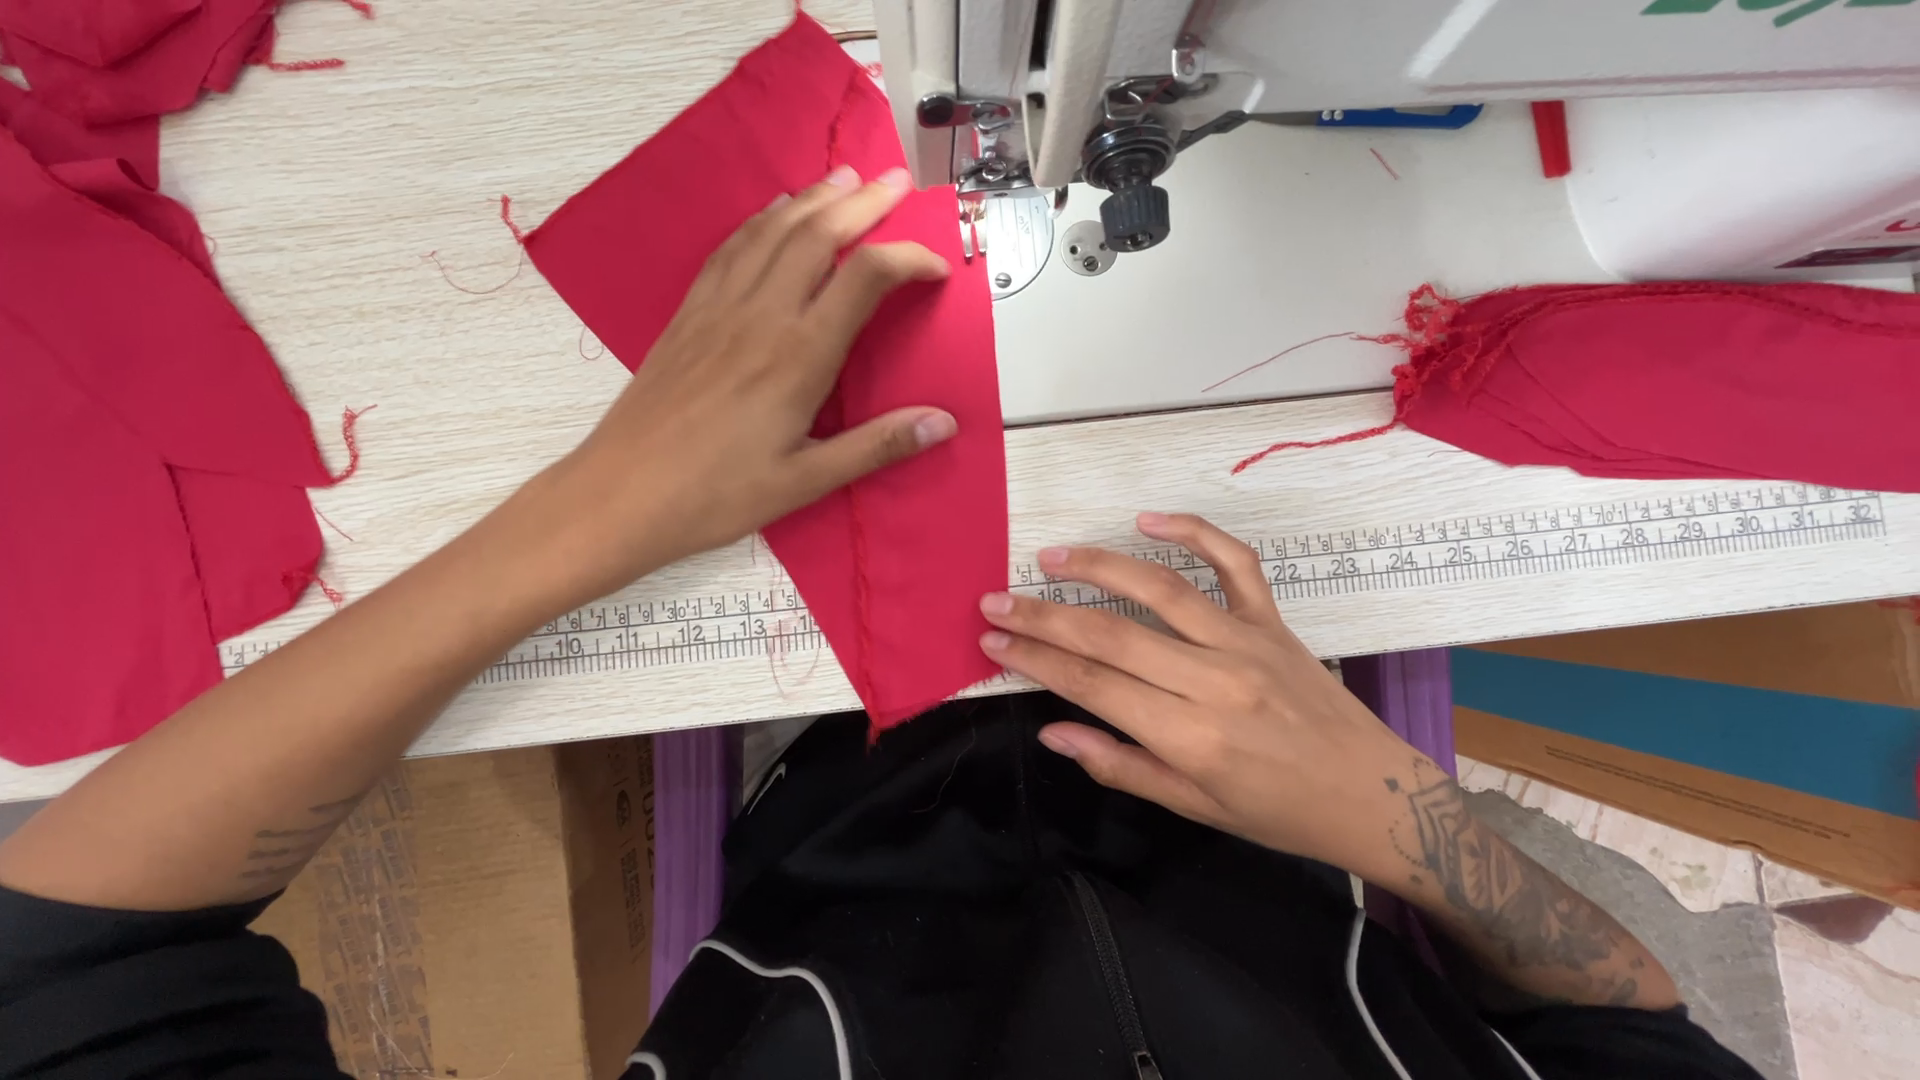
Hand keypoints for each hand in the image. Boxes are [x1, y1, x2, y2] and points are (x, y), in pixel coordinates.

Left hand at [535, 165, 955, 605]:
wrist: (623, 492)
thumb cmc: (717, 494)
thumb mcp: (807, 481)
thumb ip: (877, 446)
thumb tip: (943, 423)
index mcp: (798, 355)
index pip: (866, 278)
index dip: (909, 259)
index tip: (937, 268)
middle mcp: (761, 316)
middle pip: (819, 234)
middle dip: (864, 203)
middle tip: (897, 183)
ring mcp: (720, 308)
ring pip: (774, 231)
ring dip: (815, 198)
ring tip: (846, 178)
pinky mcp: (691, 313)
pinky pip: (732, 248)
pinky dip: (762, 219)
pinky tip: (775, 210)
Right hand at [976, 513, 1423, 875]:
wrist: (1374, 797)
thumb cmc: (1278, 814)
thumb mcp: (1194, 807)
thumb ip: (1119, 765)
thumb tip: (1051, 733)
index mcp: (1190, 736)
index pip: (1092, 684)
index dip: (1034, 659)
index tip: (991, 640)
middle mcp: (1213, 680)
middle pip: (1111, 635)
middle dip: (1043, 616)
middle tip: (994, 600)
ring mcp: (1247, 642)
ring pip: (1160, 589)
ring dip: (1097, 567)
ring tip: (1050, 557)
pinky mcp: (1273, 622)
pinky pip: (1234, 565)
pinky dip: (1194, 533)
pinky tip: (1150, 518)